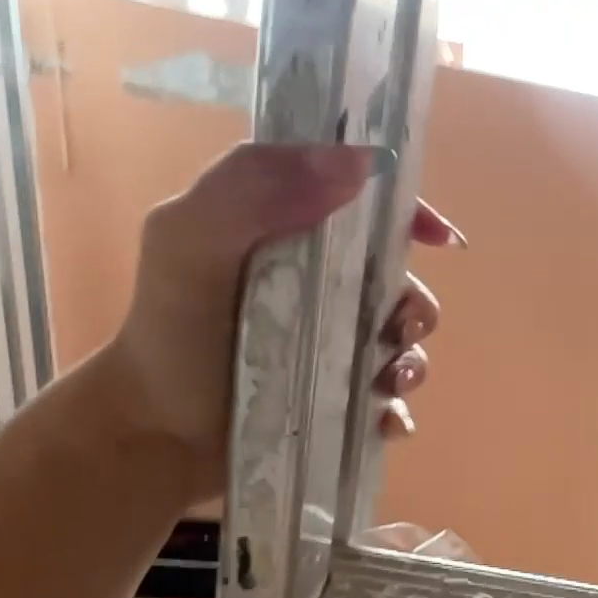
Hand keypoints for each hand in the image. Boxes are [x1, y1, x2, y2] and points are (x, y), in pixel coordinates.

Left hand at [102, 143, 465, 501]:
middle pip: (400, 286)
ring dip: (412, 364)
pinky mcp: (344, 405)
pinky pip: (394, 407)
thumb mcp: (189, 241)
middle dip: (417, 308)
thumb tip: (363, 164)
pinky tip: (380, 420)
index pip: (365, 209)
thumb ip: (254, 188)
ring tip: (387, 384)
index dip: (410, 214)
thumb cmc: (171, 332)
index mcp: (292, 239)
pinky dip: (398, 414)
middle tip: (398, 331)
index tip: (438, 238)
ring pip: (406, 350)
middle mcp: (323, 292)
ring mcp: (337, 352)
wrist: (159, 432)